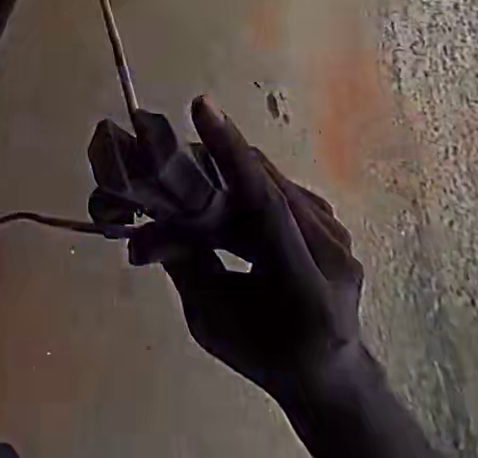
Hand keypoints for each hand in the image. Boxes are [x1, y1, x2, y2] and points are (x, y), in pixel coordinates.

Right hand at [138, 97, 364, 403]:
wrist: (328, 372)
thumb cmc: (263, 354)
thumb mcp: (210, 320)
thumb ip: (183, 263)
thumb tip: (143, 225)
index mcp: (304, 288)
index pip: (264, 203)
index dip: (229, 152)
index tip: (202, 106)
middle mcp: (330, 250)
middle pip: (260, 183)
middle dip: (209, 159)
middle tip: (161, 147)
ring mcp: (335, 230)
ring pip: (266, 178)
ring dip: (221, 171)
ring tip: (183, 170)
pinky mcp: (328, 218)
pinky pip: (276, 186)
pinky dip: (240, 182)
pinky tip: (217, 193)